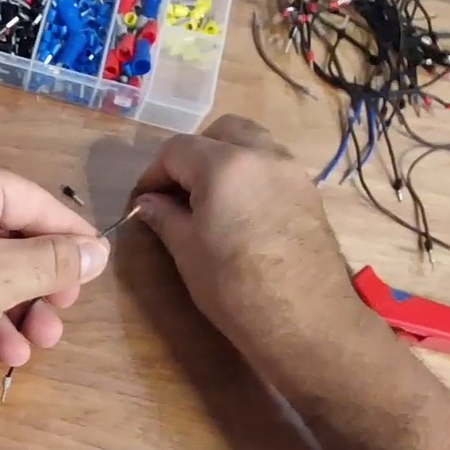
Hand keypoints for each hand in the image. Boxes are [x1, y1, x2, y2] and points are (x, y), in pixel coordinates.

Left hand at [0, 155, 109, 399]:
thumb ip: (53, 262)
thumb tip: (100, 251)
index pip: (31, 199)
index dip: (69, 234)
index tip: (98, 267)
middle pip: (11, 238)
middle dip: (43, 281)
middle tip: (66, 310)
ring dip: (21, 308)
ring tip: (43, 342)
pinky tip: (9, 354)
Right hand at [131, 115, 379, 367]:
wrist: (302, 317)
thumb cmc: (233, 286)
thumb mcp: (186, 251)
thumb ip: (164, 217)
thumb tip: (147, 203)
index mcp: (224, 165)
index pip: (176, 150)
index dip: (152, 174)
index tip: (142, 201)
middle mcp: (262, 154)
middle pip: (220, 132)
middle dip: (192, 155)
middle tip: (177, 192)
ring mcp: (291, 170)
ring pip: (251, 142)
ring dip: (223, 159)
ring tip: (208, 200)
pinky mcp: (307, 191)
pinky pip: (271, 165)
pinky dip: (248, 174)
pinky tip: (238, 212)